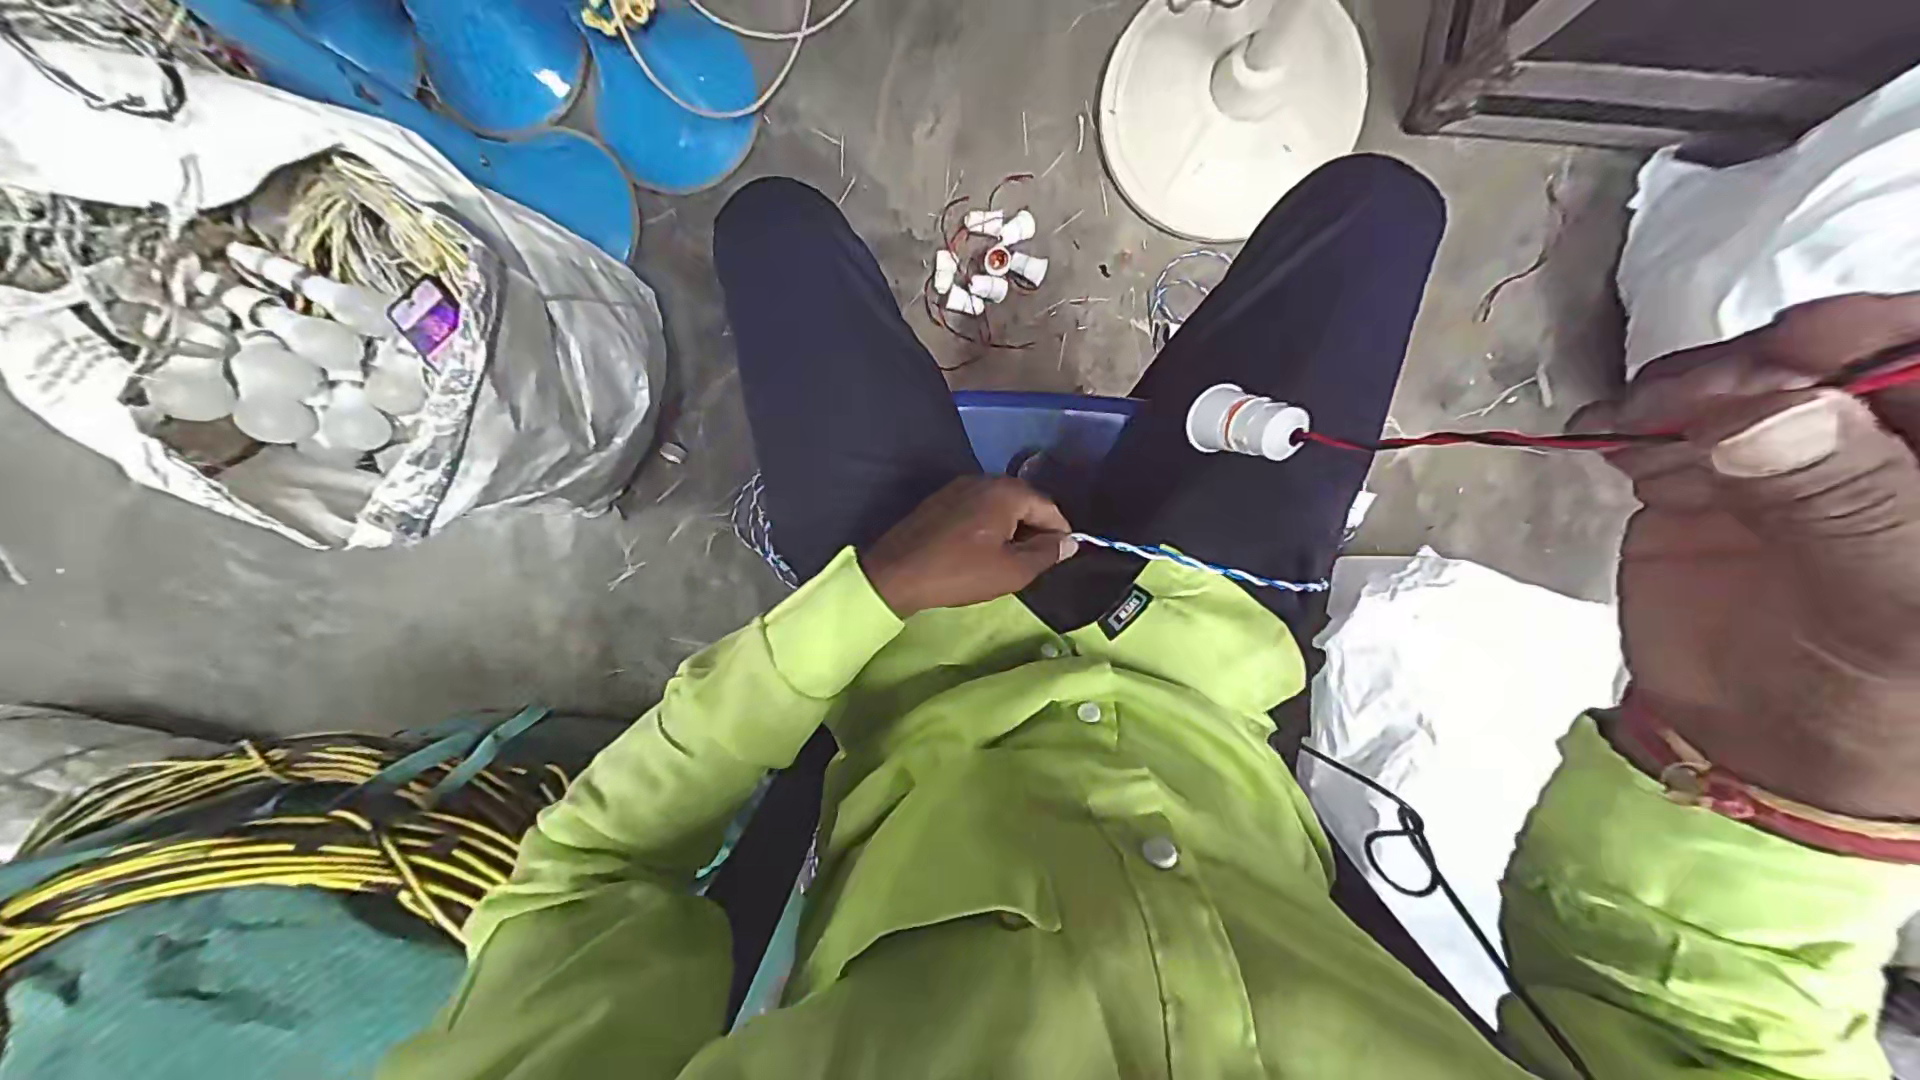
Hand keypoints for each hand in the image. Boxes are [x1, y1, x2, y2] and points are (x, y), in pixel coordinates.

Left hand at [859, 476, 1077, 618]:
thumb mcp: (1012, 571)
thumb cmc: (960, 572)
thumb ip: (1046, 553)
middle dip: (1035, 530)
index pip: (1049, 507)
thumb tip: (1069, 542)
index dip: (1060, 533)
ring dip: (1011, 528)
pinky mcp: (940, 499)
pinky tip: (982, 550)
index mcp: (1006, 491)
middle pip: (1024, 502)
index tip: (1060, 557)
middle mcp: (983, 479)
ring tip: (1009, 559)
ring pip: (999, 505)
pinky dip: (988, 526)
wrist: (896, 573)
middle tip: (1034, 562)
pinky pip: (977, 508)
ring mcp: (958, 486)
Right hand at [1577, 294, 1919, 817]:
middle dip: (1742, 367)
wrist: (1757, 738)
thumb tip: (1760, 417)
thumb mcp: (1884, 600)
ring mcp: (1782, 460)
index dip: (1856, 344)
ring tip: (1625, 429)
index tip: (1768, 371)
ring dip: (1669, 395)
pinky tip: (1608, 444)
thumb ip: (1844, 505)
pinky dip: (1624, 426)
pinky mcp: (1697, 482)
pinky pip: (1657, 429)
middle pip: (1819, 358)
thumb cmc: (1872, 688)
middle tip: (1671, 403)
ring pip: (1726, 385)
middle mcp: (1874, 445)